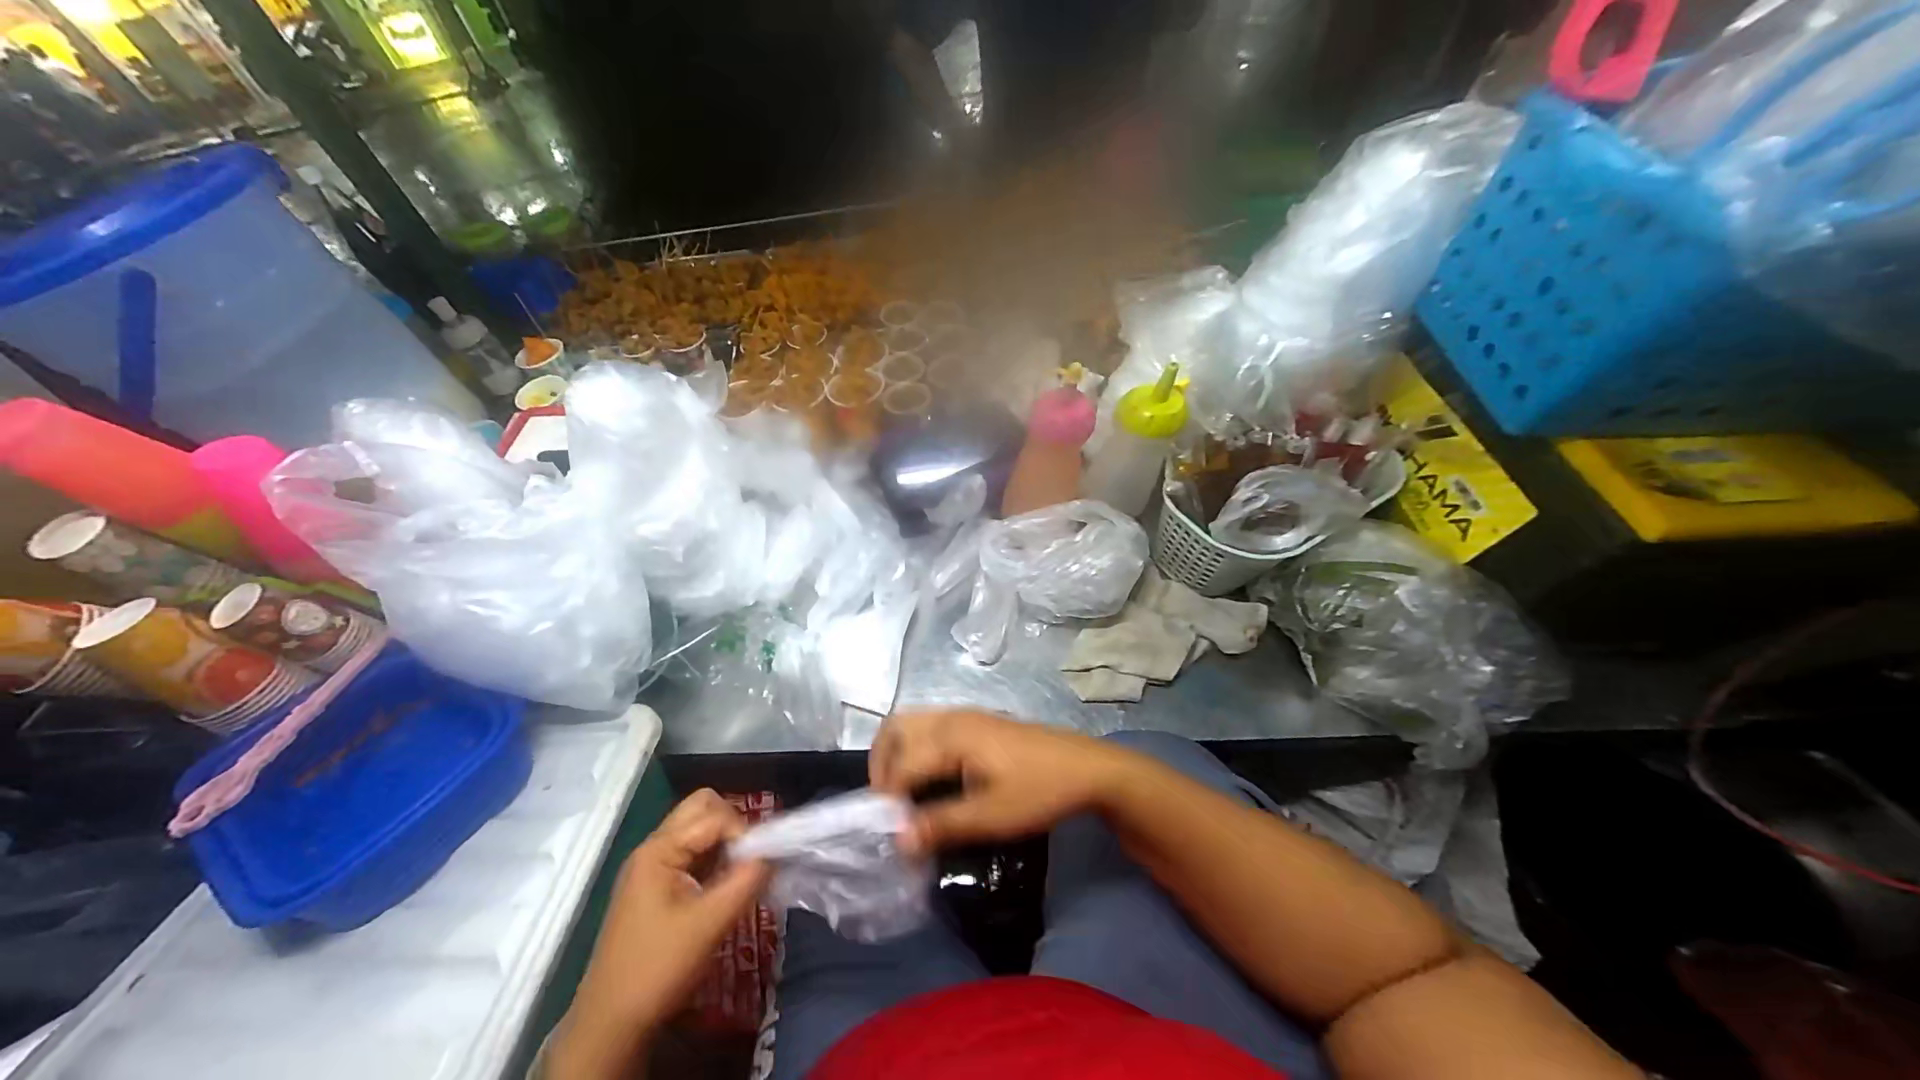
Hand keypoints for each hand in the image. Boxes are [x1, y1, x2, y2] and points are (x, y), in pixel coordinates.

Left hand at [548, 790, 770, 1079]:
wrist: (610, 1023)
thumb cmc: (659, 967)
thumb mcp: (710, 923)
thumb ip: (747, 880)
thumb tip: (774, 855)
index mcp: (659, 850)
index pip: (714, 815)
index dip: (744, 833)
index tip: (760, 864)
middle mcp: (652, 848)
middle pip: (701, 808)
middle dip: (732, 824)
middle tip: (749, 858)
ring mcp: (651, 867)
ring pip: (696, 829)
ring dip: (723, 842)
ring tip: (739, 874)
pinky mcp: (654, 886)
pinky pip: (690, 853)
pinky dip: (712, 858)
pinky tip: (722, 886)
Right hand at [870, 709, 1133, 854]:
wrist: (1089, 768)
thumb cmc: (1040, 791)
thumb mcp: (992, 816)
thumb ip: (942, 825)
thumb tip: (897, 841)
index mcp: (951, 737)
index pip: (901, 766)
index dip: (888, 801)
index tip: (889, 835)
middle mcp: (952, 717)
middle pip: (895, 728)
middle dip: (882, 764)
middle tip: (887, 804)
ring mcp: (966, 715)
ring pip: (912, 723)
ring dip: (897, 754)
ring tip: (903, 794)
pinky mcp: (978, 721)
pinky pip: (930, 726)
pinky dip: (916, 748)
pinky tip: (930, 779)